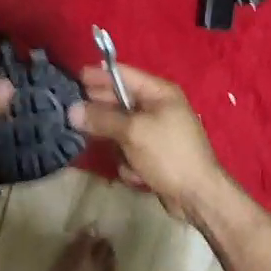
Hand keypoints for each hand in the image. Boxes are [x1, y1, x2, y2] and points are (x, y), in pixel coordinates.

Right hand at [74, 63, 236, 224]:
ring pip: (120, 129)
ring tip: (119, 155)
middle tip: (76, 118)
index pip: (123, 75)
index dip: (99, 75)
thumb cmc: (168, 154)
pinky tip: (137, 174)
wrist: (197, 196)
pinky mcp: (153, 154)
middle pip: (119, 102)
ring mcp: (155, 132)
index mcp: (159, 93)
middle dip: (101, 113)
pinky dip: (129, 162)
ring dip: (117, 145)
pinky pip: (129, 150)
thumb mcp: (133, 132)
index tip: (74, 77)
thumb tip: (72, 110)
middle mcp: (158, 108)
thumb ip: (101, 119)